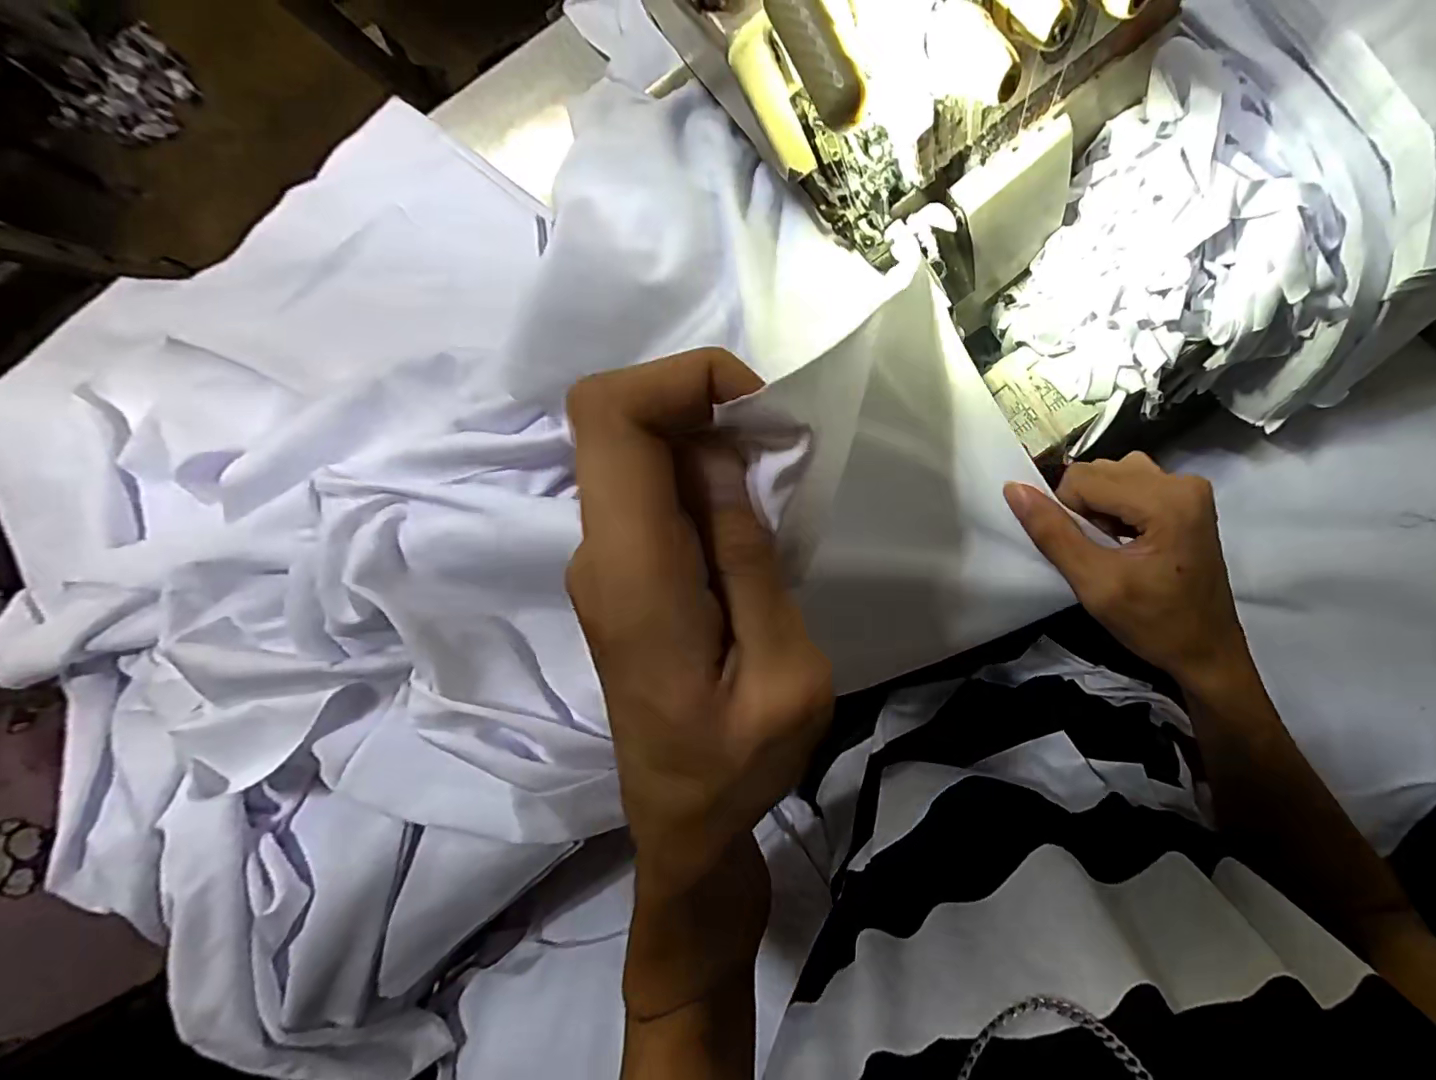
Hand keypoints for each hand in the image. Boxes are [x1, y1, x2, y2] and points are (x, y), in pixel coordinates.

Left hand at [566, 349, 833, 1012]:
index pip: (611, 418)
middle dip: (707, 404)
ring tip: (780, 488)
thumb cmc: (741, 764)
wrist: (684, 826)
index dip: (684, 379)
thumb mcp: (785, 672)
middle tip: (785, 448)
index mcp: (636, 573)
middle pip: (619, 422)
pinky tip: (754, 518)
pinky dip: (704, 475)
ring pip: (638, 453)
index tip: (763, 411)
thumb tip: (720, 457)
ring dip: (711, 442)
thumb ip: (749, 560)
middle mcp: (601, 554)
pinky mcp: (623, 576)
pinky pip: (653, 492)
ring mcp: (604, 564)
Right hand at [1005, 452, 1251, 687]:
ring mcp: (1189, 487)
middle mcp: (1182, 481)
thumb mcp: (1095, 584)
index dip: (1068, 514)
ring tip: (1114, 548)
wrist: (1206, 651)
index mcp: (1167, 500)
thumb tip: (1014, 489)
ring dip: (1100, 508)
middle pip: (1100, 471)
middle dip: (1086, 510)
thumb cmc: (1154, 625)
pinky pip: (1134, 483)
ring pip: (1114, 474)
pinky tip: (1128, 542)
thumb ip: (1053, 533)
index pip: (1083, 478)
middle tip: (1101, 554)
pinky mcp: (1189, 498)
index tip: (1084, 553)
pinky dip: (1119, 508)